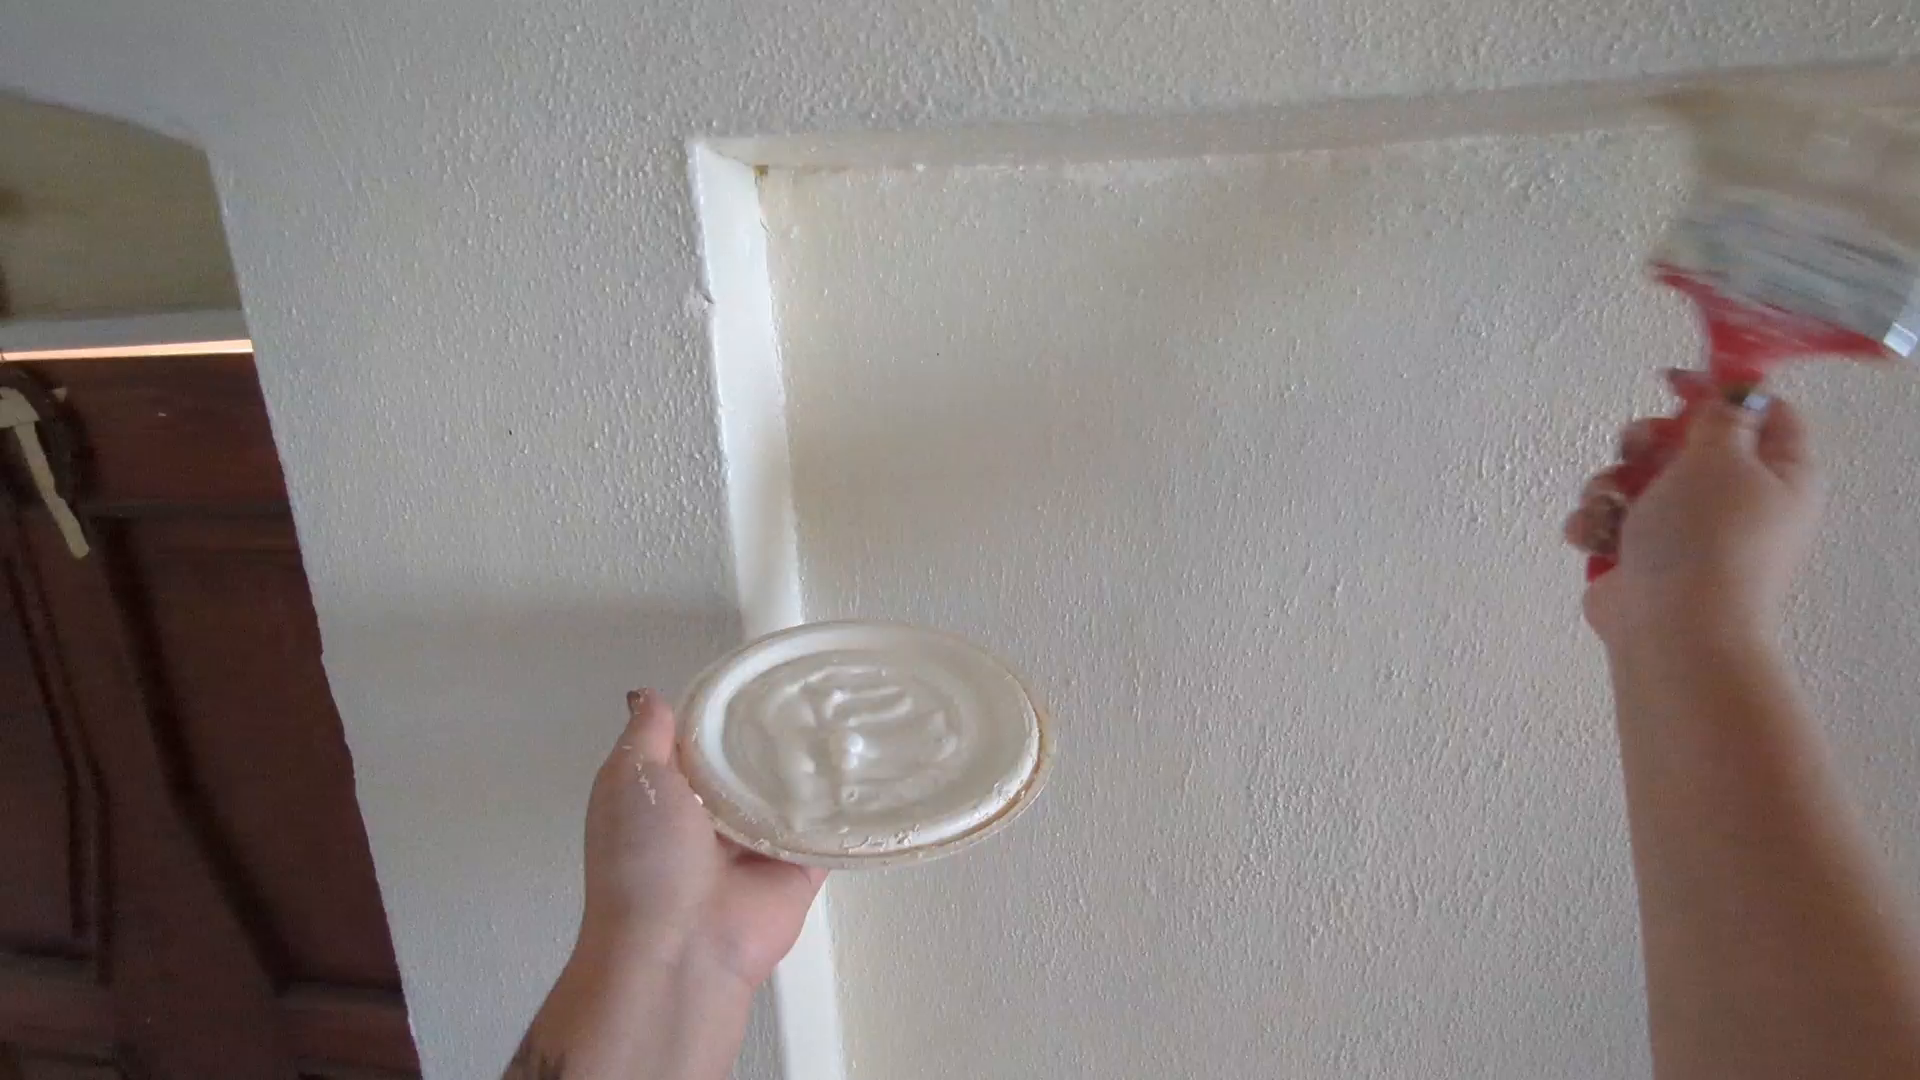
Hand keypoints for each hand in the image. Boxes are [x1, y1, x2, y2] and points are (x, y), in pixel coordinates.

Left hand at [580, 689, 826, 989]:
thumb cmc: (644, 861)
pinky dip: (847, 807)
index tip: (761, 673)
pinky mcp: (799, 864)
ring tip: (853, 716)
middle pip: (757, 762)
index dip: (730, 708)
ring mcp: (761, 841)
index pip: (708, 739)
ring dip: (817, 766)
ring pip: (796, 792)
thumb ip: (647, 735)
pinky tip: (872, 768)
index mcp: (676, 793)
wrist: (681, 947)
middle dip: (781, 734)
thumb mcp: (629, 780)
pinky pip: (828, 829)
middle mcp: (718, 815)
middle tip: (818, 690)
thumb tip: (647, 694)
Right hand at [1566, 383, 1821, 647]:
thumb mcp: (1719, 462)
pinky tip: (1596, 540)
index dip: (1717, 390)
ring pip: (1629, 482)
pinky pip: (1605, 521)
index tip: (1670, 380)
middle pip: (1679, 445)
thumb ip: (1719, 419)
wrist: (1671, 620)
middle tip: (1633, 454)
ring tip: (1609, 511)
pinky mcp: (1636, 553)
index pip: (1759, 412)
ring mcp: (1680, 529)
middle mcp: (1731, 498)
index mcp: (1776, 473)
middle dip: (1642, 446)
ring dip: (1606, 488)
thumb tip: (1732, 392)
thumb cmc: (1706, 537)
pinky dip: (1594, 526)